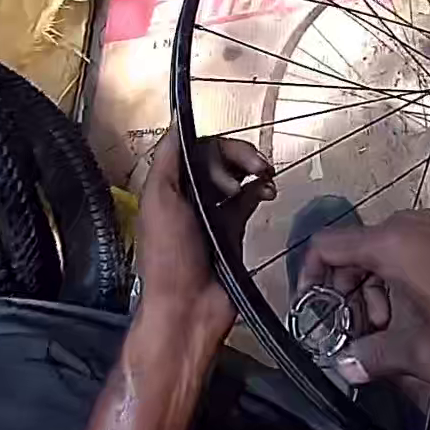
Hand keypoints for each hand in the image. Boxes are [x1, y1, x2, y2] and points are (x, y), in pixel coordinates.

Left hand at [135, 128, 273, 344]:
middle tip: (258, 165)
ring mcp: (213, 210)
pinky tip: (269, 190)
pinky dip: (260, 188)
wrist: (189, 310)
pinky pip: (249, 197)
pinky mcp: (233, 227)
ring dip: (254, 168)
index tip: (233, 161)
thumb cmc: (169, 255)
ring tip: (266, 174)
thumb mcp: (160, 199)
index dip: (220, 149)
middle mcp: (191, 193)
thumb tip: (179, 119)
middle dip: (241, 155)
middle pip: (221, 158)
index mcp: (170, 184)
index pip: (199, 148)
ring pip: (237, 175)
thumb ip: (168, 157)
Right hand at [300, 209, 429, 385]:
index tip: (313, 307)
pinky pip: (408, 248)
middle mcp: (404, 224)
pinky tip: (422, 312)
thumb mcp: (424, 352)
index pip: (327, 244)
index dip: (310, 274)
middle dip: (350, 293)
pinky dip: (400, 277)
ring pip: (382, 251)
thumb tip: (344, 366)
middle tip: (365, 333)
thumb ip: (376, 357)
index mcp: (388, 243)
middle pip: (355, 250)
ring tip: (395, 329)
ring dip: (377, 289)